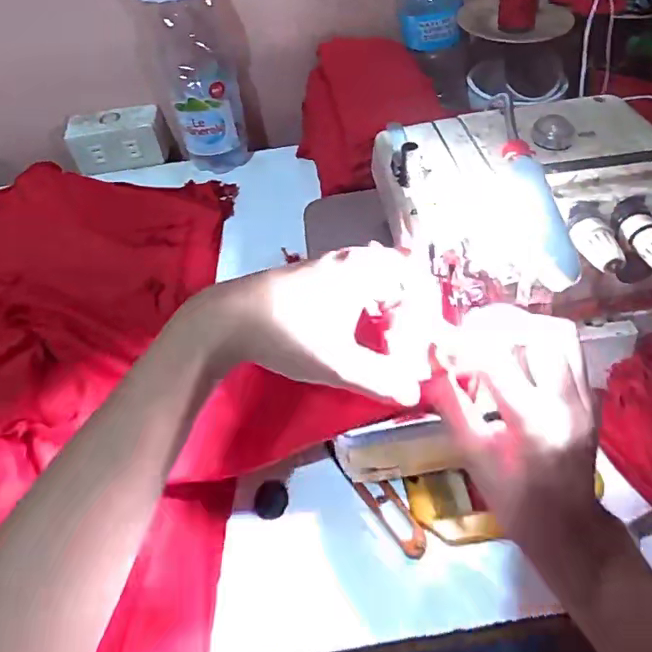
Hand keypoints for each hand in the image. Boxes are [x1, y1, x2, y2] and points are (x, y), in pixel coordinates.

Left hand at [169, 244, 437, 405]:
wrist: (228, 317)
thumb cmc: (290, 335)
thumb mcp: (338, 364)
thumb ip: (380, 379)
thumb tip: (413, 393)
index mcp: (363, 271)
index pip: (412, 280)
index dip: (422, 313)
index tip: (417, 345)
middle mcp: (347, 258)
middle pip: (394, 268)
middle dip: (407, 300)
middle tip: (407, 334)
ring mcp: (324, 262)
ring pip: (369, 269)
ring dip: (382, 295)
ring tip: (383, 329)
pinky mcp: (306, 272)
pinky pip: (349, 274)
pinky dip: (361, 294)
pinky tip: (349, 321)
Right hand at [430, 305, 603, 550]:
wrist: (567, 528)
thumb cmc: (513, 498)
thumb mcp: (473, 453)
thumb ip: (451, 403)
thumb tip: (430, 364)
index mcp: (533, 422)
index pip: (495, 360)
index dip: (463, 344)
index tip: (440, 341)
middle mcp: (566, 401)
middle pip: (535, 334)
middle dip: (496, 326)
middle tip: (469, 334)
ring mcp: (585, 398)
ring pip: (559, 334)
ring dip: (524, 328)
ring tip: (496, 338)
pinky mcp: (592, 397)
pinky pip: (571, 350)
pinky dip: (543, 341)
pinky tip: (521, 354)